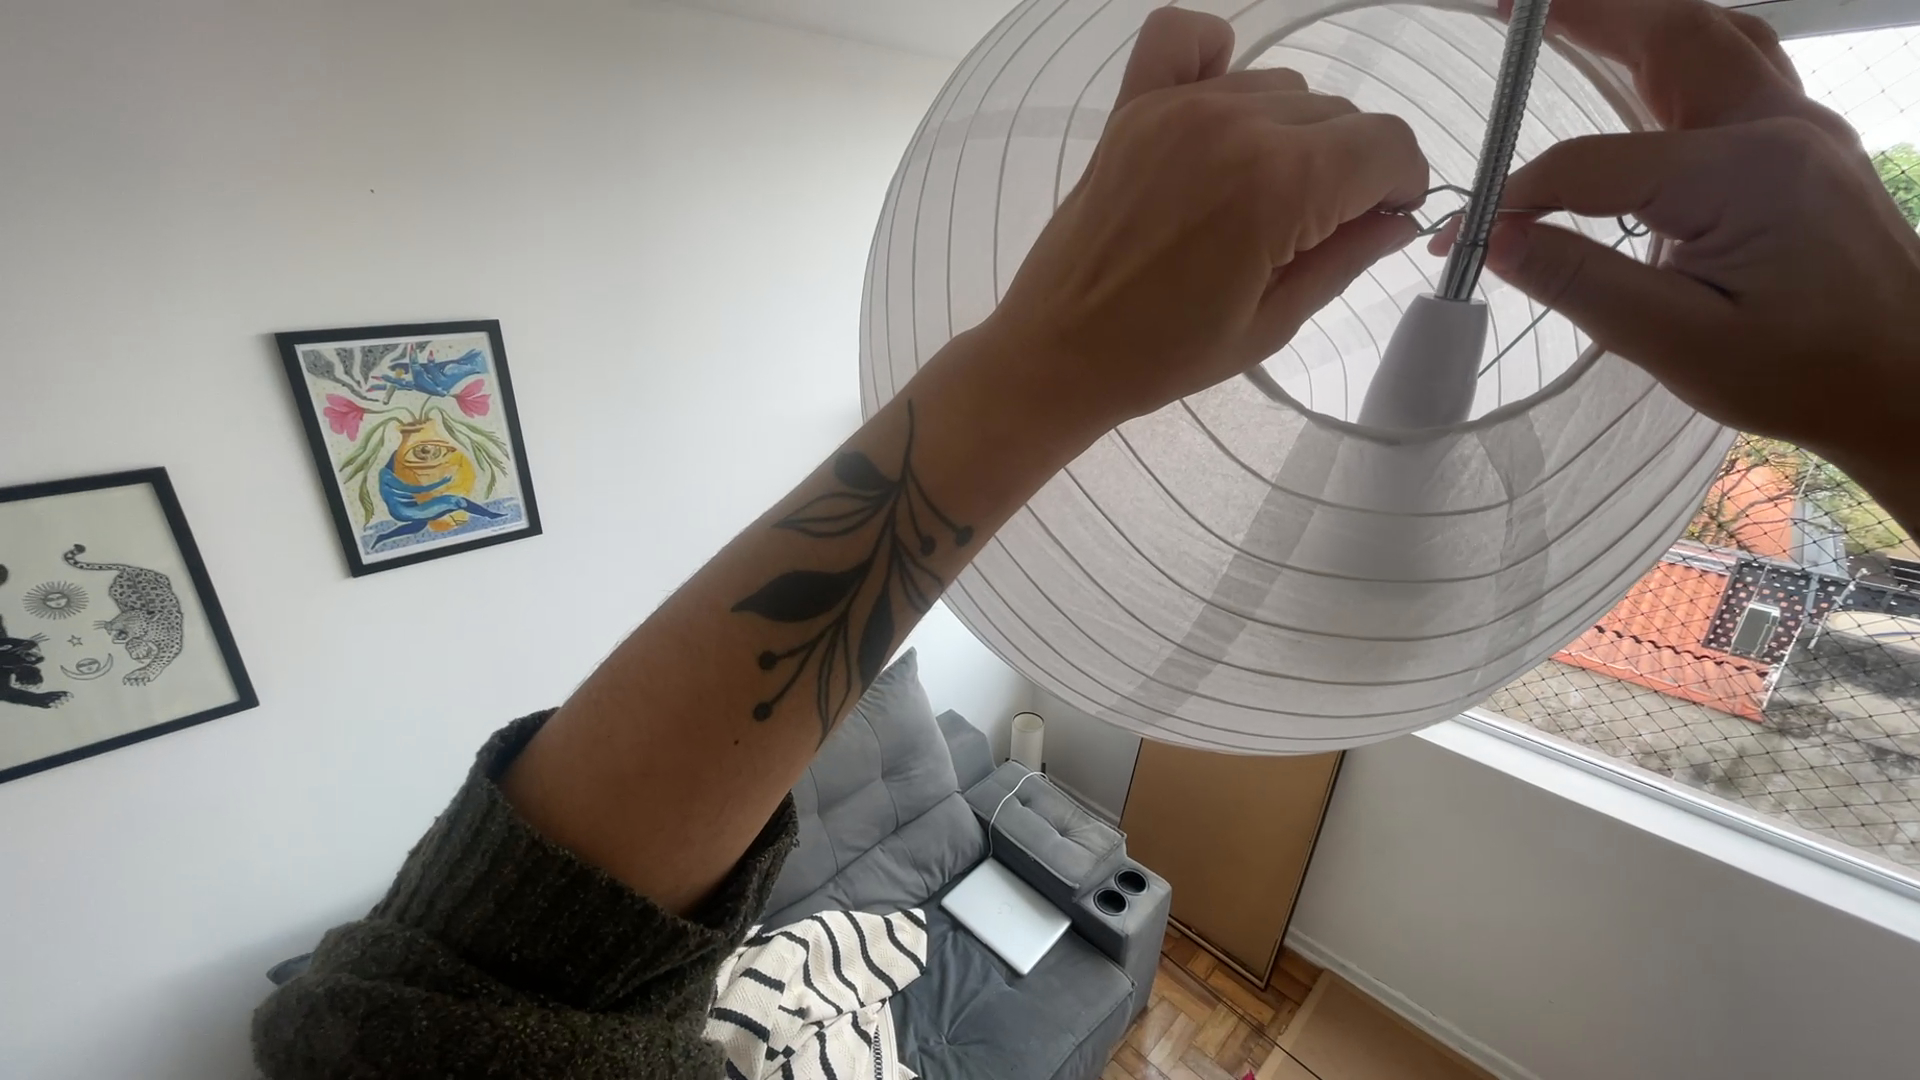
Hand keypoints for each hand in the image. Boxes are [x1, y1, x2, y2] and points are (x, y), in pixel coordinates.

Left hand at [985, 7, 1426, 428]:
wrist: (1056, 357)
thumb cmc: (1158, 360)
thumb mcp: (1267, 328)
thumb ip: (1344, 262)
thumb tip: (1398, 219)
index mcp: (1277, 185)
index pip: (1386, 145)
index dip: (1400, 185)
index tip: (1379, 219)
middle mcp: (1233, 125)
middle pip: (1336, 115)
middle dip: (1343, 171)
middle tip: (1302, 234)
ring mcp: (1174, 109)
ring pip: (1276, 88)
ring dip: (1286, 135)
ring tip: (1248, 201)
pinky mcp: (1129, 112)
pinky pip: (1183, 38)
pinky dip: (1212, 59)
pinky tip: (1215, 111)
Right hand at [1436, 0, 1919, 476]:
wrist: (1905, 378)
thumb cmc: (1792, 369)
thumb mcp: (1670, 339)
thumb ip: (1576, 279)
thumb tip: (1493, 239)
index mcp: (1740, 174)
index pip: (1588, 165)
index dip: (1513, 197)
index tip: (1459, 240)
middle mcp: (1774, 129)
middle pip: (1671, 38)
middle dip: (1586, 12)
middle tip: (1512, 5)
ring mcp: (1794, 129)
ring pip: (1709, 38)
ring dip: (1633, 17)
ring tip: (1563, 15)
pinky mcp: (1792, 147)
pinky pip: (1729, 68)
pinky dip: (1669, 48)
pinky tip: (1633, 62)